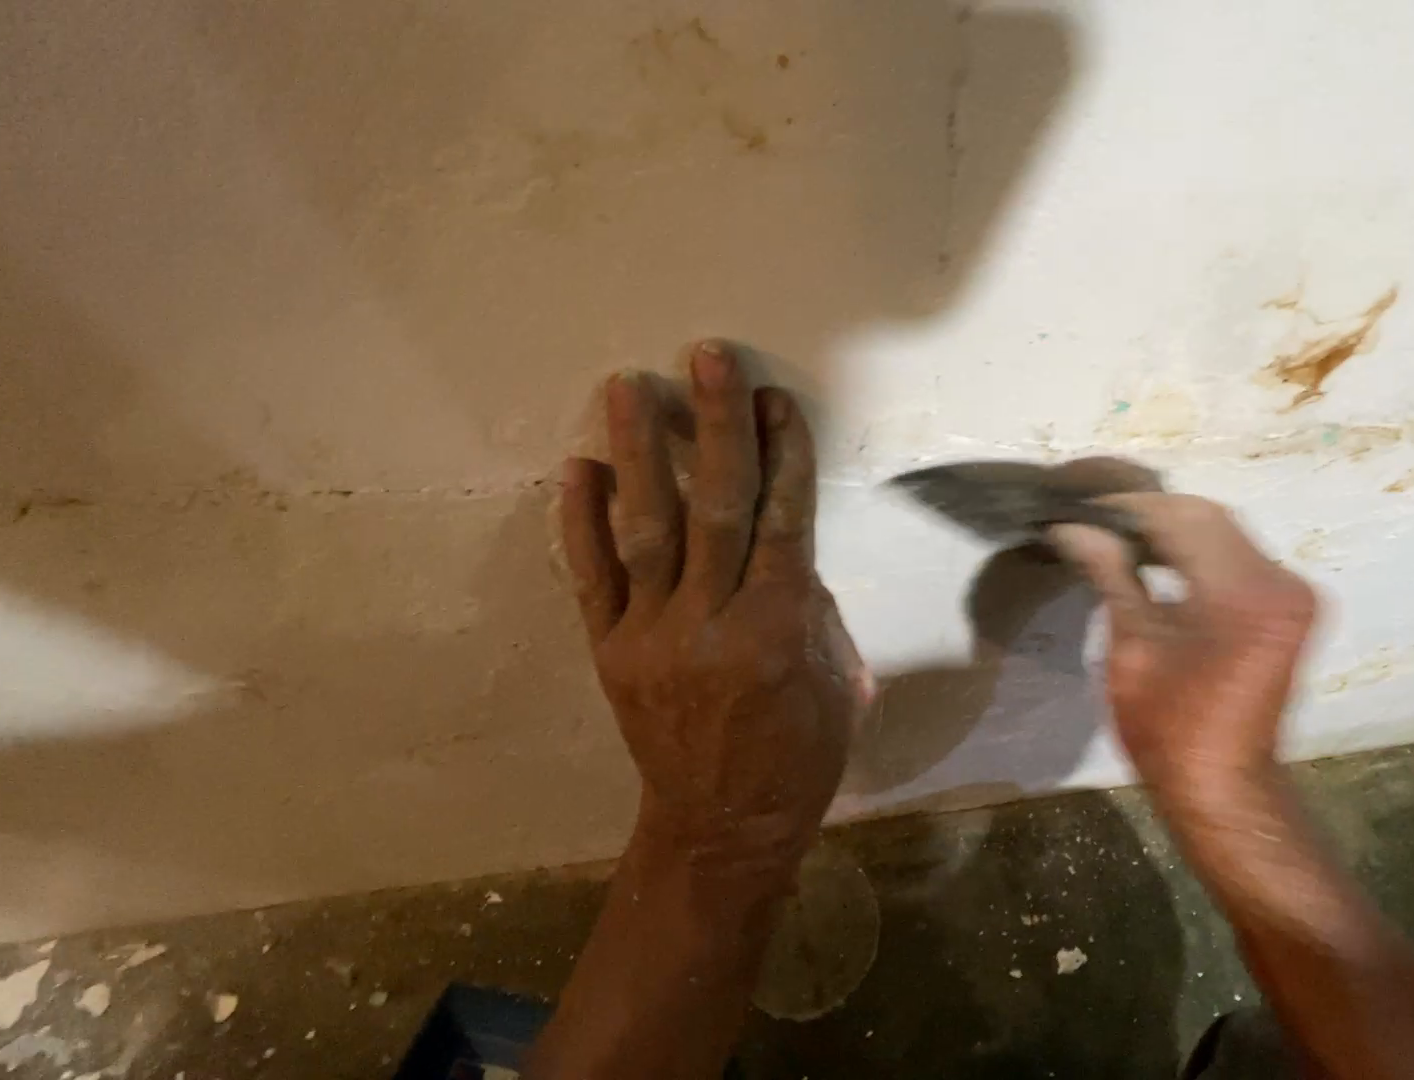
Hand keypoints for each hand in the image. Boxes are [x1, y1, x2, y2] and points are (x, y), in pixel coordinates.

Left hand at [560, 341, 868, 877]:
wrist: (722, 828)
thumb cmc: (798, 759)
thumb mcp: (836, 685)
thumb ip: (815, 612)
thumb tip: (791, 554)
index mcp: (777, 629)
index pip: (783, 520)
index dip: (783, 454)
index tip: (775, 399)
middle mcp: (711, 620)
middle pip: (717, 506)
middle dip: (716, 426)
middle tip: (707, 356)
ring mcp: (651, 633)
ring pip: (646, 528)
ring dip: (640, 452)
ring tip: (629, 385)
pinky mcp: (609, 651)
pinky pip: (591, 577)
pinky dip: (580, 521)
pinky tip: (577, 466)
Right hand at [1049, 495, 1316, 813]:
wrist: (1224, 785)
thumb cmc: (1168, 727)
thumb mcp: (1131, 646)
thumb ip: (1110, 574)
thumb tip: (1073, 528)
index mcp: (1244, 592)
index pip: (1182, 517)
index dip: (1129, 508)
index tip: (1083, 509)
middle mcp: (1281, 581)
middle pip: (1209, 518)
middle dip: (1150, 514)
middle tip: (1095, 521)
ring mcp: (1292, 593)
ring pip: (1224, 532)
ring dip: (1172, 530)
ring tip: (1116, 537)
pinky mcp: (1289, 606)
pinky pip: (1237, 557)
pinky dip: (1196, 552)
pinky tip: (1155, 558)